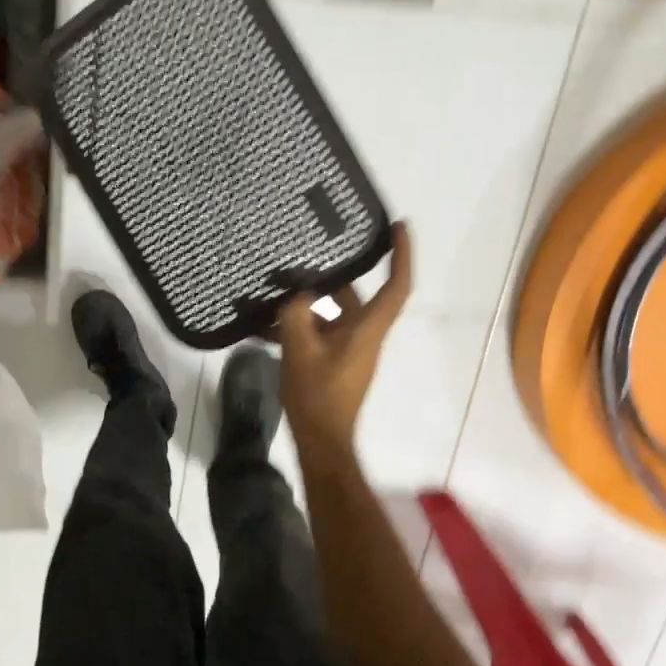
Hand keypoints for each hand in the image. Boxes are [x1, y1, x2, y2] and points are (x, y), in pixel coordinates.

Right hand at [277, 222, 413, 452]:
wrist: (321, 440)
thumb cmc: (317, 394)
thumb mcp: (300, 349)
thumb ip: (296, 313)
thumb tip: (296, 293)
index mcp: (367, 328)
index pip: (396, 285)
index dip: (402, 254)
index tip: (399, 226)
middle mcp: (363, 334)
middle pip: (353, 295)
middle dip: (330, 275)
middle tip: (305, 253)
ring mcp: (347, 349)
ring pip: (329, 314)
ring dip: (305, 303)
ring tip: (272, 288)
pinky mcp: (332, 362)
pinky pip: (316, 333)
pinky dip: (296, 326)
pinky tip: (262, 325)